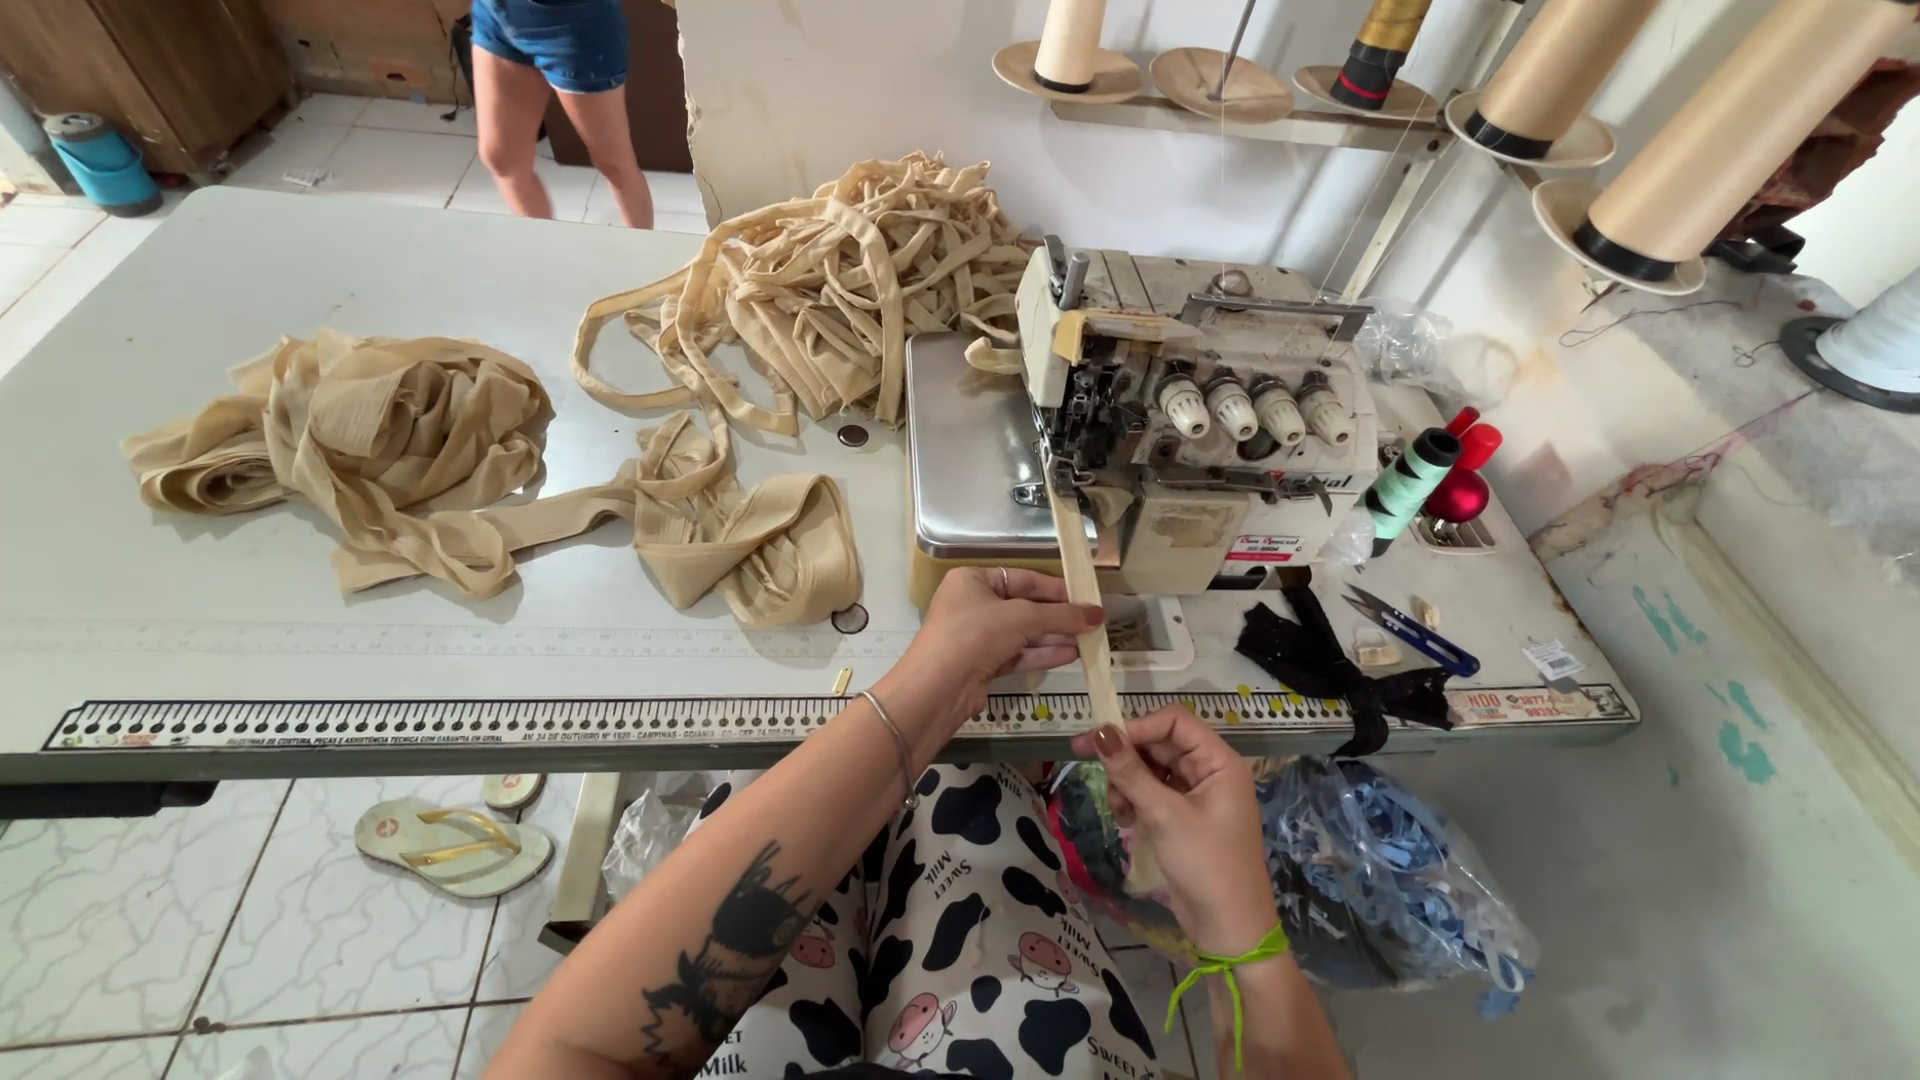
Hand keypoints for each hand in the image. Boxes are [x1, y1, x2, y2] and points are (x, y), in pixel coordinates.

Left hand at [876, 567, 1102, 757]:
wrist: (939, 688)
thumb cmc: (975, 635)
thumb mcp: (1021, 617)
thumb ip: (1061, 615)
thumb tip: (1098, 614)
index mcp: (972, 581)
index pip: (1021, 578)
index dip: (1054, 588)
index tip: (1084, 597)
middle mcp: (972, 605)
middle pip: (1023, 606)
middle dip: (1057, 616)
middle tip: (1092, 622)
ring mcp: (976, 636)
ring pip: (1022, 633)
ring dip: (1054, 636)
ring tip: (1089, 640)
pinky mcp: (982, 664)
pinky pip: (1018, 654)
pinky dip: (1042, 654)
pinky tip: (1071, 655)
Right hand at [1070, 708, 1277, 955]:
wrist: (1230, 931)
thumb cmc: (1206, 866)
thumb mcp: (1164, 816)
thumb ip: (1130, 772)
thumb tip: (1098, 732)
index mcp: (1219, 762)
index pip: (1174, 722)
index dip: (1137, 726)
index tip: (1100, 740)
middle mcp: (1209, 771)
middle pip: (1159, 744)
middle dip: (1126, 756)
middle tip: (1084, 760)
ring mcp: (1196, 794)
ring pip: (1150, 768)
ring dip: (1126, 781)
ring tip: (1116, 808)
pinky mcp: (1183, 816)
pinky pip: (1152, 792)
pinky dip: (1134, 799)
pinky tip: (1125, 819)